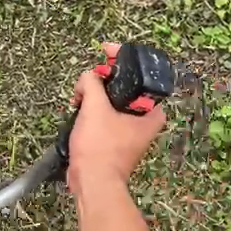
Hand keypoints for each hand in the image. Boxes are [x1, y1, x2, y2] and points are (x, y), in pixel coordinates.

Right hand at [66, 42, 166, 191]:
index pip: (141, 74)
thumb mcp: (95, 107)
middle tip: (85, 82)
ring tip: (78, 100)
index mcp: (152, 111)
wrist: (92, 181)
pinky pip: (104, 114)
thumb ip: (92, 83)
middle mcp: (146, 119)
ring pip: (111, 100)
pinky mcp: (115, 138)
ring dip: (93, 96)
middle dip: (101, 81)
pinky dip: (91, 110)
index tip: (105, 50)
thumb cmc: (100, 147)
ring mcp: (131, 129)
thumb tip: (88, 76)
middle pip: (123, 85)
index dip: (121, 58)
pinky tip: (78, 112)